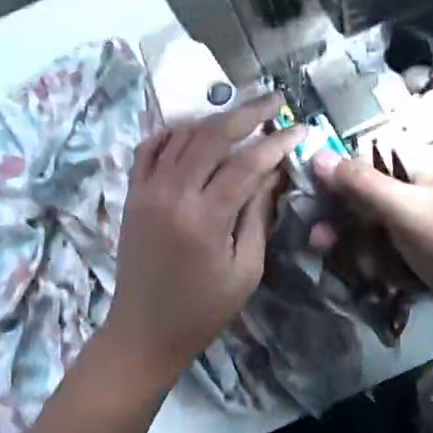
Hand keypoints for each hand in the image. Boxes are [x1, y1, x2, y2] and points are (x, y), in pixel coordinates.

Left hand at [105, 95, 307, 383]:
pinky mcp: (132, 194)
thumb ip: (259, 214)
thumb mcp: (246, 269)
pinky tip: (195, 128)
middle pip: (213, 136)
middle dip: (249, 112)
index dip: (278, 142)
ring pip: (182, 135)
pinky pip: (150, 148)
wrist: (143, 332)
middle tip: (275, 100)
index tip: (301, 129)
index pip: (247, 163)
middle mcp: (173, 195)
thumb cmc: (203, 309)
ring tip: (244, 113)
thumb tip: (275, 171)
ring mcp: (147, 191)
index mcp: (205, 219)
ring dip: (215, 118)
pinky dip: (173, 131)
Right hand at [308, 141, 432, 342]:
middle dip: (346, 217)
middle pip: (373, 192)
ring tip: (347, 261)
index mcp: (429, 161)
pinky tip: (381, 277)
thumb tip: (316, 153)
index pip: (371, 153)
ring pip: (382, 225)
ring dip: (362, 244)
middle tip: (318, 239)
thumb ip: (360, 183)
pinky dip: (385, 262)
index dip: (339, 173)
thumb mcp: (406, 210)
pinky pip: (398, 249)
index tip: (310, 196)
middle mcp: (431, 184)